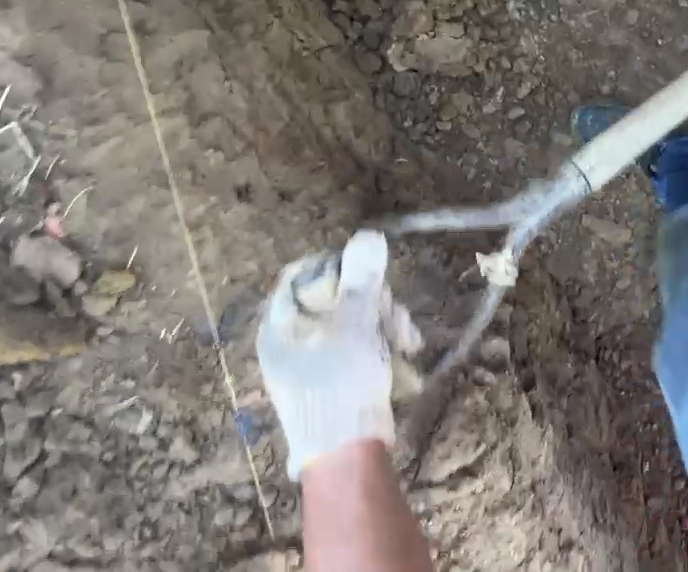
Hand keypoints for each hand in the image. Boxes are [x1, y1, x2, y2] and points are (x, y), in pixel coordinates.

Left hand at [257, 231, 418, 479]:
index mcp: (280, 324)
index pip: (303, 273)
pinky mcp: (333, 374)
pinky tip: (403, 351)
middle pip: (336, 294)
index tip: (371, 274)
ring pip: (354, 317)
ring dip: (385, 321)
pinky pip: (357, 341)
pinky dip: (380, 341)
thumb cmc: (343, 381)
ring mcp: (311, 358)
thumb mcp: (357, 323)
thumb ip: (362, 278)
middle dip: (374, 300)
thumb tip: (368, 235)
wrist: (347, 451)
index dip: (340, 266)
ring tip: (406, 340)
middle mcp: (290, 338)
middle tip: (394, 316)